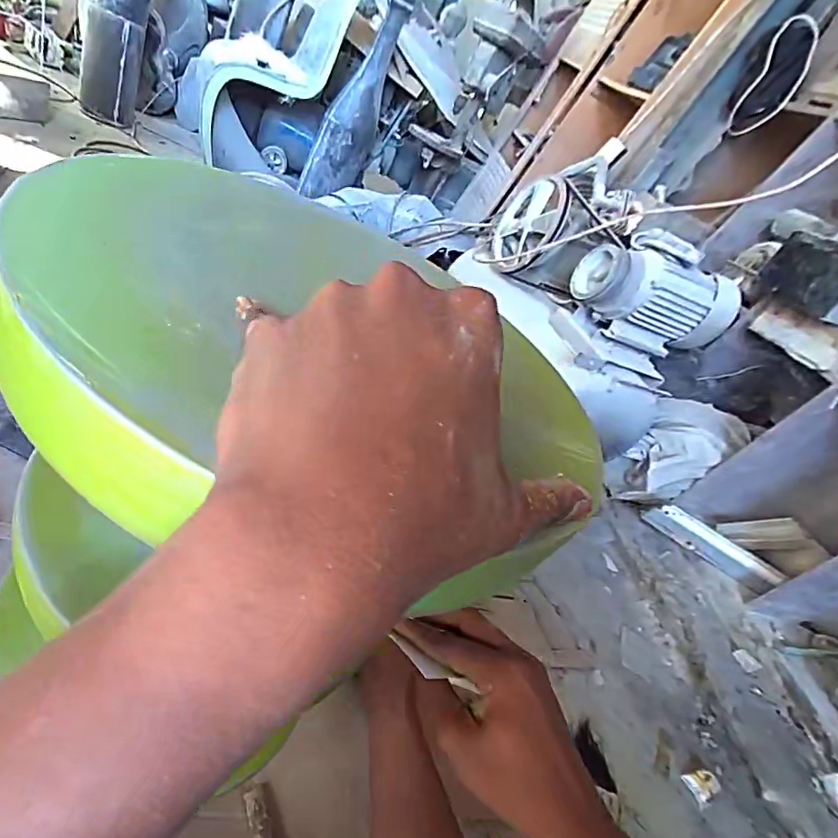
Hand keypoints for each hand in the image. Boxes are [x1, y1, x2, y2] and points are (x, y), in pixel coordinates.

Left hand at [213, 262, 589, 616]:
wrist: (312, 538)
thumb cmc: (416, 522)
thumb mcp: (496, 515)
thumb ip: (538, 496)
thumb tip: (573, 500)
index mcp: (464, 324)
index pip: (457, 321)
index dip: (436, 361)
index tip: (421, 399)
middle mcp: (393, 299)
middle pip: (389, 311)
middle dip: (380, 348)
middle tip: (365, 410)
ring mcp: (321, 314)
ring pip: (327, 324)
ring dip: (324, 357)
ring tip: (313, 420)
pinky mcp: (264, 340)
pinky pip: (268, 342)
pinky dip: (272, 366)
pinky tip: (270, 404)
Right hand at [397, 610, 608, 837]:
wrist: (566, 816)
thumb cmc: (507, 782)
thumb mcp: (456, 740)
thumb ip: (432, 694)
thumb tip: (416, 664)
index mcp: (503, 672)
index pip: (447, 641)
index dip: (413, 631)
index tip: (385, 618)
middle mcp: (520, 660)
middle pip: (470, 623)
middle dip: (434, 616)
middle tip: (399, 614)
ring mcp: (531, 670)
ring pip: (483, 632)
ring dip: (450, 627)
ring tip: (414, 628)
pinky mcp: (532, 683)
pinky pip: (493, 648)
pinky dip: (467, 642)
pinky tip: (443, 651)